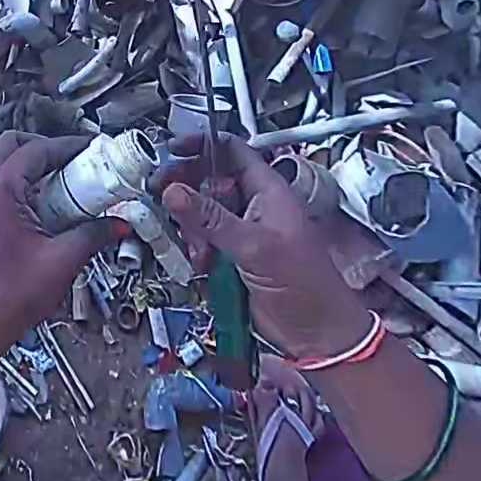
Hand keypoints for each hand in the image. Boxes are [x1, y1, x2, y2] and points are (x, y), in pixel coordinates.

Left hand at [0, 132, 123, 377]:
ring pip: (4, 160)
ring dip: (34, 163)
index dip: (67, 146)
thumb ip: (93, 234)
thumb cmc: (8, 296)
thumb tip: (118, 223)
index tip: (91, 149)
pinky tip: (48, 202)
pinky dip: (23, 180)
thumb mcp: (61, 261)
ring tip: (66, 181)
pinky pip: (0, 180)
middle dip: (47, 147)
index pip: (36, 149)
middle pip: (14, 143)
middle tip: (76, 161)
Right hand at [153, 134, 371, 359]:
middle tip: (163, 193)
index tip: (174, 148)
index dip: (202, 144)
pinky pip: (202, 239)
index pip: (231, 150)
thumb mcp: (254, 246)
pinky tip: (202, 263)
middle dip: (186, 188)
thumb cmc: (305, 286)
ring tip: (197, 247)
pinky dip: (196, 248)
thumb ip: (210, 218)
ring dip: (192, 227)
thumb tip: (174, 191)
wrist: (318, 336)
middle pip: (209, 179)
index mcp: (266, 189)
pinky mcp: (232, 254)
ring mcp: (241, 229)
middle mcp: (252, 204)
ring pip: (201, 212)